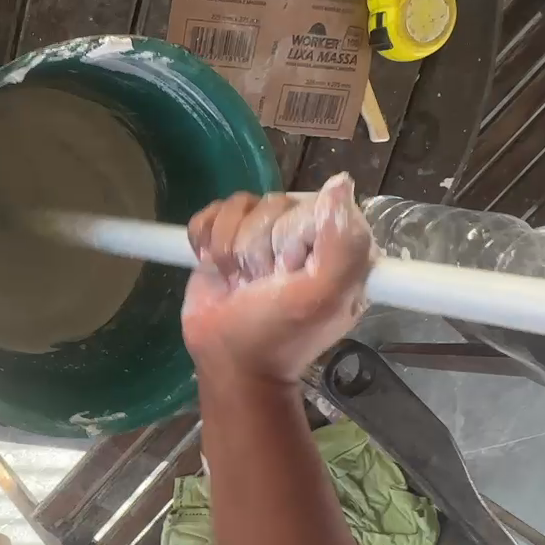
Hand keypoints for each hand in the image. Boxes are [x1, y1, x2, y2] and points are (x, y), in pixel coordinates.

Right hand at [181, 172, 374, 386]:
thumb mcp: (323, 297)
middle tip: (258, 282)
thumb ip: (343, 243)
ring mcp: (256, 237)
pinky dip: (202, 238)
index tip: (287, 272)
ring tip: (234, 278)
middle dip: (255, 246)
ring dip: (226, 245)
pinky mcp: (220, 242)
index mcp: (333, 246)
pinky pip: (208, 214)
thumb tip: (340, 182)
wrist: (227, 362)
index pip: (312, 204)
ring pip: (237, 206)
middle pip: (270, 203)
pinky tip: (209, 263)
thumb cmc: (278, 336)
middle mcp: (297, 236)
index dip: (291, 235)